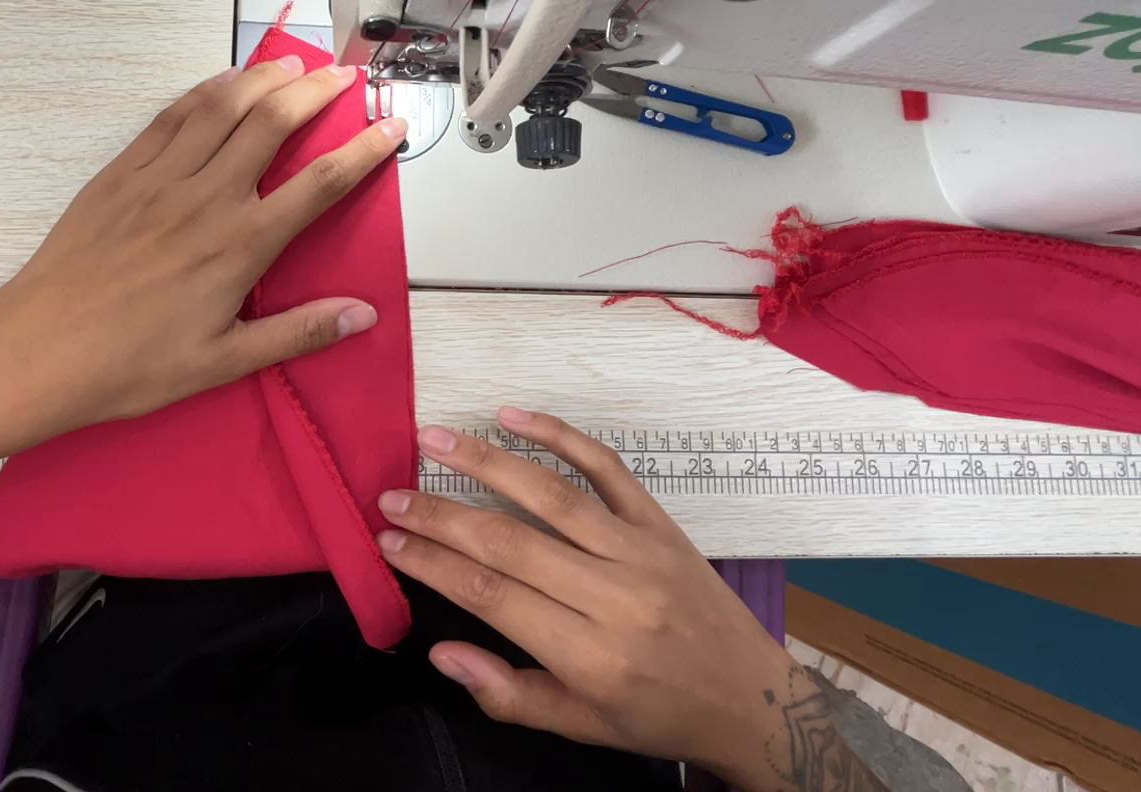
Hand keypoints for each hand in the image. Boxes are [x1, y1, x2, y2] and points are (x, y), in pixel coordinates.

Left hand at [0, 54, 404, 449]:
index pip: (321, 184)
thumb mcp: (225, 361)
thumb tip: (362, 315)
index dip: (364, 151)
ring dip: (263, 78)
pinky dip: (205, 90)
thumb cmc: (134, 364)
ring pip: (222, 106)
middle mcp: (208, 197)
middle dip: (316, 91)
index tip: (390, 127)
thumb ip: (298, 333)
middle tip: (343, 75)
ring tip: (292, 64)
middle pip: (273, 123)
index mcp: (241, 244)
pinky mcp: (123, 171)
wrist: (41, 348)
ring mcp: (162, 177)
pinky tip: (222, 81)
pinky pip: (172, 116)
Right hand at [374, 409, 806, 789]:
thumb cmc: (657, 715)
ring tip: (434, 439)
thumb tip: (439, 651)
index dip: (432, 564)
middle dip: (440, 515)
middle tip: (391, 495)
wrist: (753, 699)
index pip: (492, 596)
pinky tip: (513, 414)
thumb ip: (507, 693)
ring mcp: (639, 548)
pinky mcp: (658, 519)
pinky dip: (559, 434)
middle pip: (509, 540)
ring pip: (550, 494)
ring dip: (485, 461)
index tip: (388, 539)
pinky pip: (605, 466)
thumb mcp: (581, 727)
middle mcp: (613, 595)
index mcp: (590, 655)